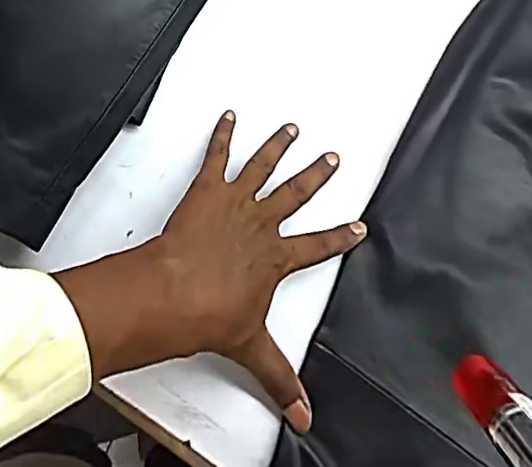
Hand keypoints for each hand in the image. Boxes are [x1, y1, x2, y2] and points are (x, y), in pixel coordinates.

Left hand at [54, 112, 365, 433]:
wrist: (175, 292)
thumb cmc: (210, 313)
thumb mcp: (251, 348)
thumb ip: (280, 378)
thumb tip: (302, 414)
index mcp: (275, 257)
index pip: (317, 246)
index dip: (339, 237)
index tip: (356, 226)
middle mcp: (260, 223)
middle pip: (296, 194)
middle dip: (317, 175)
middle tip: (332, 157)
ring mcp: (235, 201)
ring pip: (263, 166)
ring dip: (277, 146)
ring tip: (290, 129)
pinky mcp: (208, 188)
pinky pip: (218, 155)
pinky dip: (223, 134)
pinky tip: (228, 117)